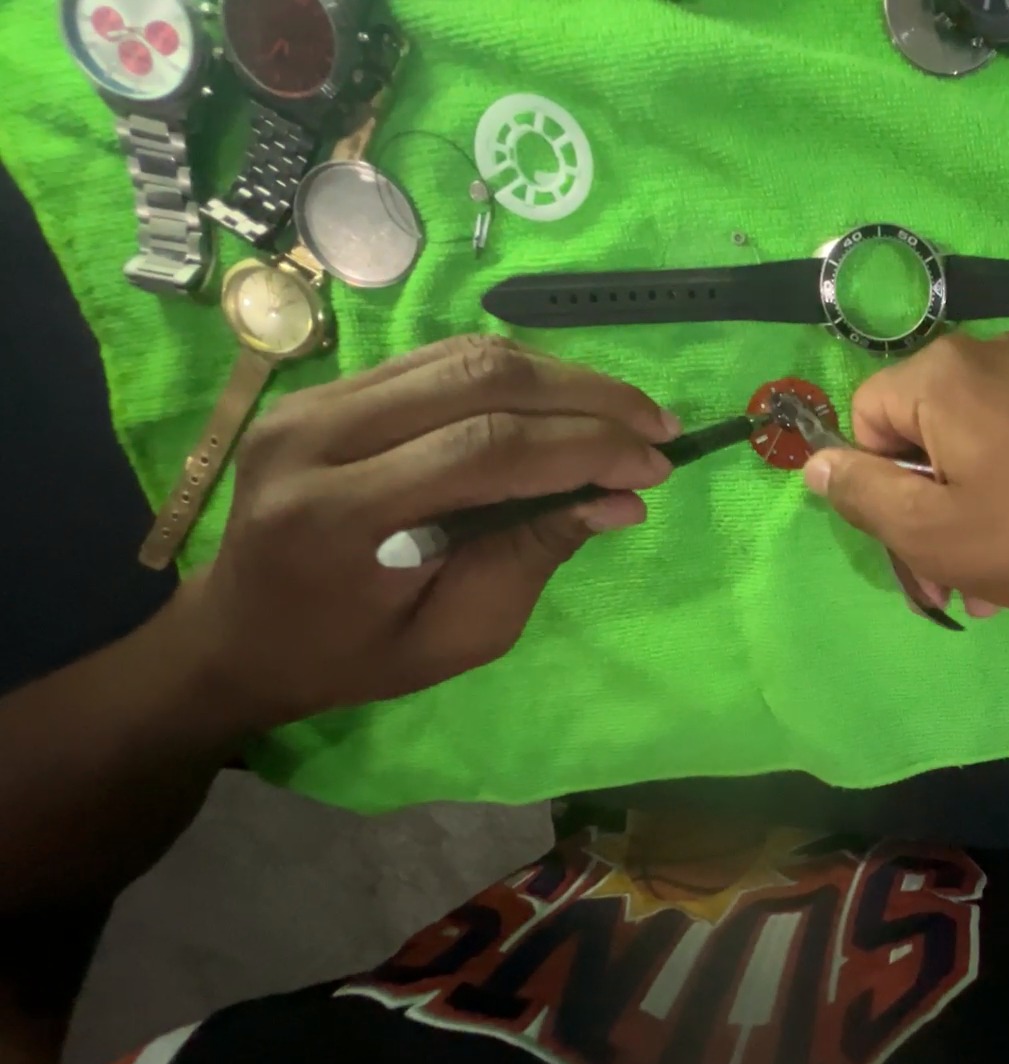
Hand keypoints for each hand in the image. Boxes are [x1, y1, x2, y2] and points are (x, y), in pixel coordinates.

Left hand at [174, 335, 679, 726]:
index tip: (657, 467)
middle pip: (484, 382)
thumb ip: (536, 555)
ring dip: (568, 379)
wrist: (241, 634)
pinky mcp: (331, 389)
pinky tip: (571, 402)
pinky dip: (526, 374)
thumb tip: (622, 501)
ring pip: (470, 357)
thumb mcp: (462, 634)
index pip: (491, 449)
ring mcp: (316, 401)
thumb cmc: (357, 654)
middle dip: (593, 399)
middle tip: (659, 428)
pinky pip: (448, 360)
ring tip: (629, 413)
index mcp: (341, 516)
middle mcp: (318, 437)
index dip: (590, 447)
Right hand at [803, 332, 1008, 617]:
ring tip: (993, 585)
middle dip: (926, 518)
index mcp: (944, 373)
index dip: (877, 490)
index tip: (909, 550)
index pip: (866, 420)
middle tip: (947, 589)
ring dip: (968, 519)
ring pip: (973, 450)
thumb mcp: (934, 531)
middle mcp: (993, 354)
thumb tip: (816, 462)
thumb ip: (862, 494)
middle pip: (922, 438)